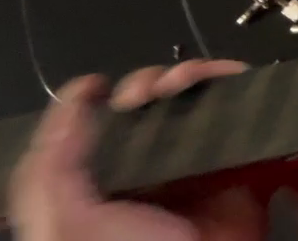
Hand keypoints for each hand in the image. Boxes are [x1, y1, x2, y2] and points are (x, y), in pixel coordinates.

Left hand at [10, 60, 265, 240]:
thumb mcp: (65, 227)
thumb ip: (51, 171)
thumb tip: (76, 93)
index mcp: (105, 182)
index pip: (103, 125)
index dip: (102, 99)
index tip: (102, 86)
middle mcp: (152, 164)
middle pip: (154, 104)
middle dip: (152, 81)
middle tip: (153, 89)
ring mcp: (200, 157)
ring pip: (199, 97)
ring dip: (195, 72)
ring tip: (187, 78)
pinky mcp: (244, 151)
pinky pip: (246, 106)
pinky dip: (239, 80)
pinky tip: (230, 74)